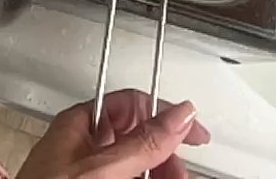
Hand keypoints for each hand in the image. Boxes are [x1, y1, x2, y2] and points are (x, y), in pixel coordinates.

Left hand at [17, 90, 210, 178]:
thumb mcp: (102, 168)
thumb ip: (141, 141)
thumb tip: (180, 112)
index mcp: (80, 124)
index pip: (131, 103)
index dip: (165, 114)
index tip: (195, 134)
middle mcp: (81, 146)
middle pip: (137, 138)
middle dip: (163, 155)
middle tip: (179, 174)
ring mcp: (83, 173)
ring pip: (132, 166)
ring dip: (155, 174)